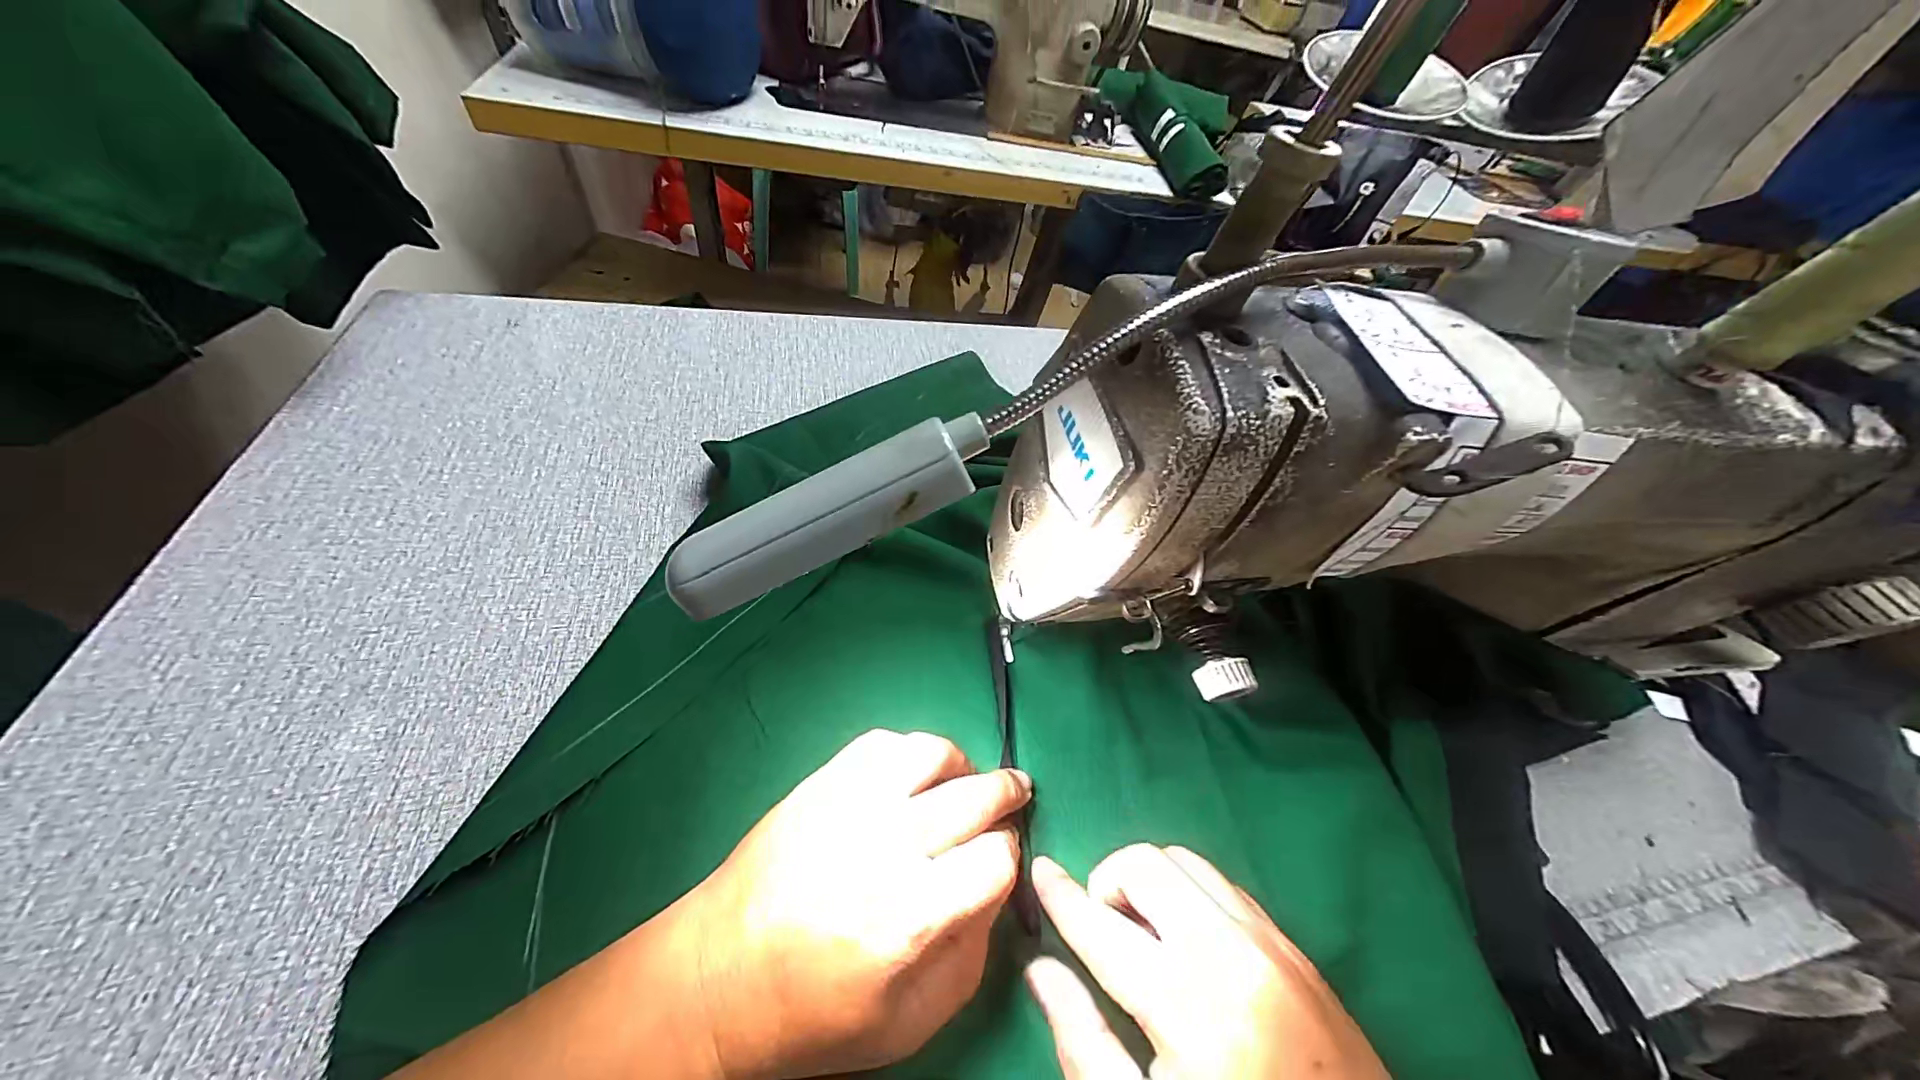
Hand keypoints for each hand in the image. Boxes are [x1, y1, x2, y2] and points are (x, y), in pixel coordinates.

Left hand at [674, 728, 1031, 1078]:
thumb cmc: (815, 1013)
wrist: (718, 977)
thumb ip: (971, 952)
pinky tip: (913, 776)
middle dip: (1008, 794)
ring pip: (931, 753)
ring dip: (962, 764)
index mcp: (911, 915)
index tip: (1003, 857)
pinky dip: (912, 752)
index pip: (996, 857)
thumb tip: (995, 885)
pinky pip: (883, 743)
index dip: (1011, 855)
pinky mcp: (820, 783)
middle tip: (1016, 794)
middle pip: (975, 795)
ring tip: (965, 781)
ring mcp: (849, 804)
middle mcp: (885, 847)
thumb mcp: (909, 1020)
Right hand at [1026, 845, 1388, 1079]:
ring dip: (1148, 881)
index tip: (1038, 870)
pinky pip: (1224, 883)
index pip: (1102, 926)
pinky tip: (1185, 938)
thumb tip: (1040, 970)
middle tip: (1099, 930)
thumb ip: (1084, 1041)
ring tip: (1141, 932)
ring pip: (1186, 862)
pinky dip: (1188, 891)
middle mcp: (1232, 951)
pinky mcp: (1297, 949)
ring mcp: (1271, 944)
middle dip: (1105, 882)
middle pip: (1145, 866)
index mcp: (1189, 1003)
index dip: (1060, 897)